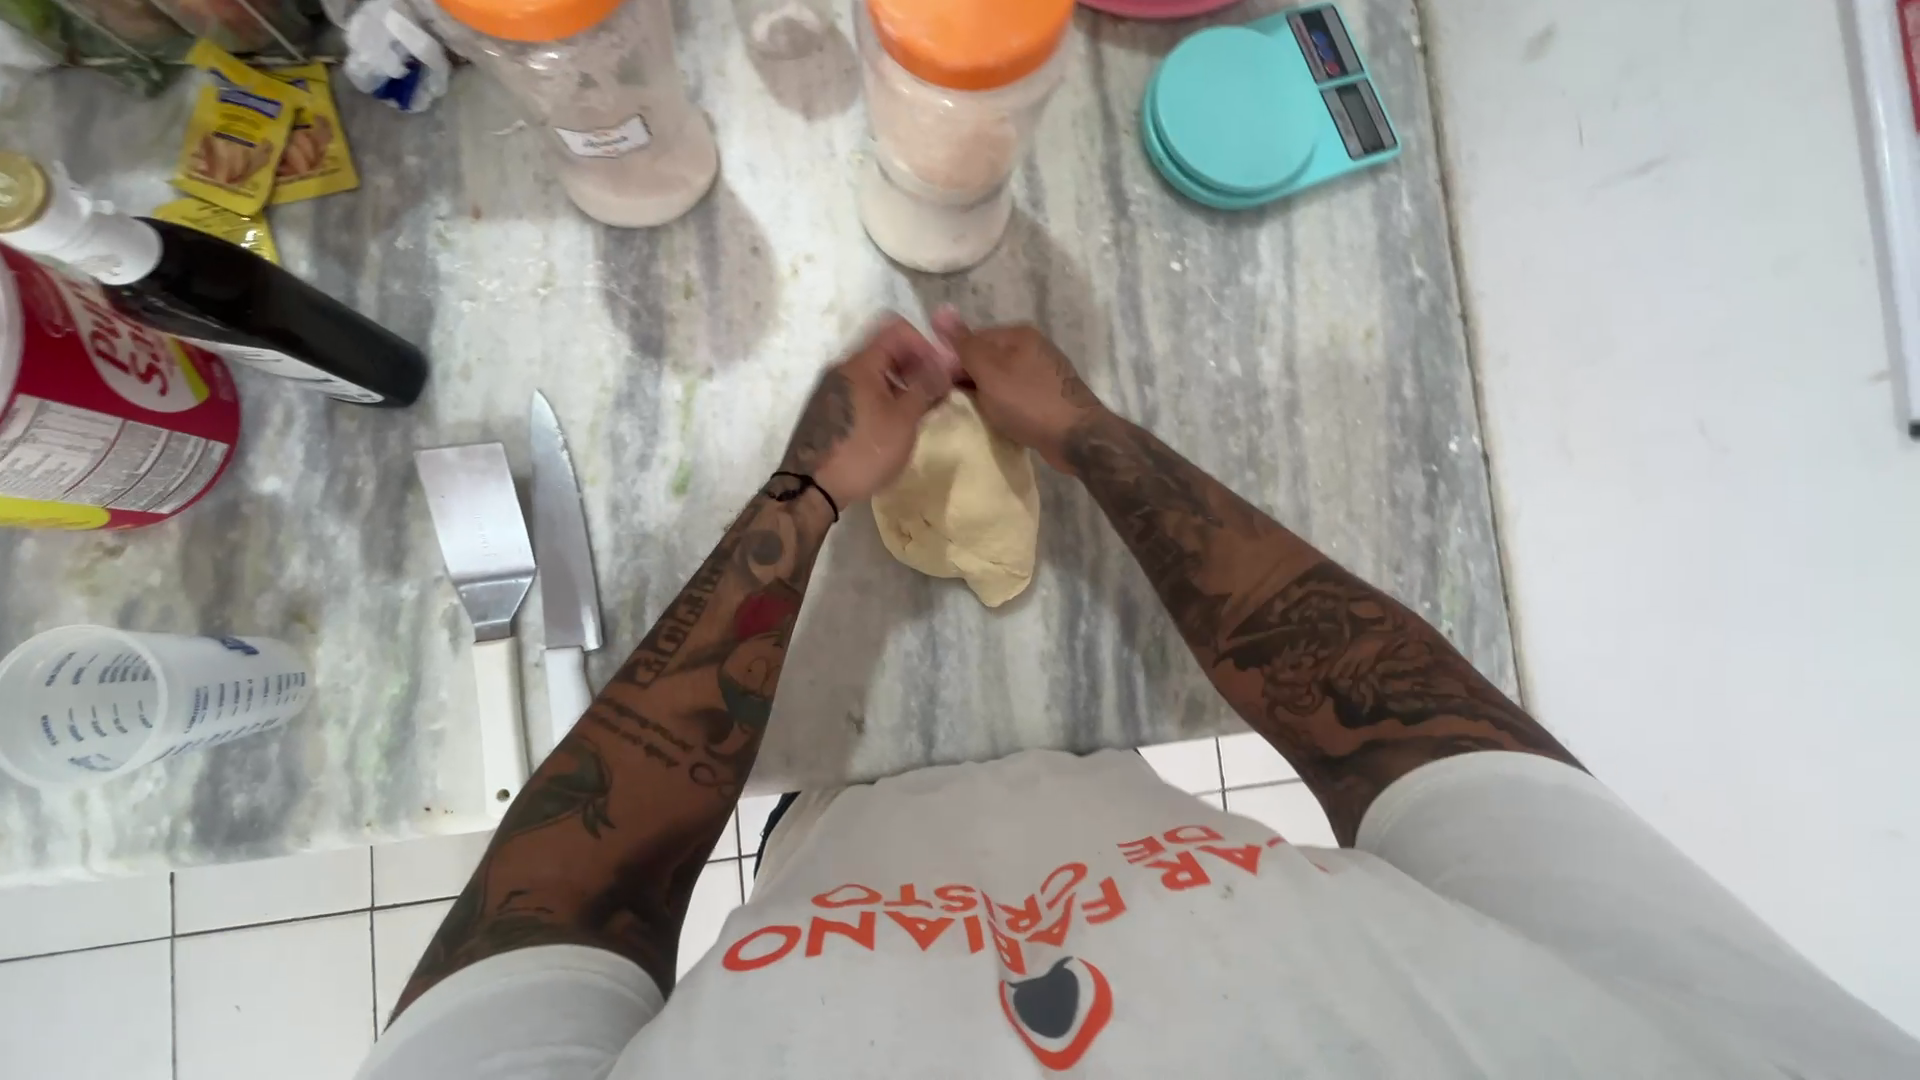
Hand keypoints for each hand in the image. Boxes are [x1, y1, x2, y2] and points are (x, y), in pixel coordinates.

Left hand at [779, 315, 958, 506]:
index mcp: (861, 364)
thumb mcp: (903, 420)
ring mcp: (834, 390)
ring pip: (876, 373)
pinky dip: (885, 398)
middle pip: (886, 350)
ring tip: (922, 410)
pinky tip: (897, 423)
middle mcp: (844, 369)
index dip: (925, 343)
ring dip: (902, 384)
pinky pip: (864, 391)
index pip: (897, 330)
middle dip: (916, 364)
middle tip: (938, 390)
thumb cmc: (864, 451)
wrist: (813, 488)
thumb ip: (925, 386)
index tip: (943, 369)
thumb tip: (946, 361)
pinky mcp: (830, 410)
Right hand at [932, 309, 1106, 470]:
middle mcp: (1033, 347)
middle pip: (988, 359)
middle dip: (970, 380)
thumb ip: (964, 344)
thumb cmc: (1028, 402)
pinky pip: (1017, 397)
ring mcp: (1044, 372)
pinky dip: (1005, 407)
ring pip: (1002, 380)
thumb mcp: (989, 371)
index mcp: (1018, 334)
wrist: (1076, 437)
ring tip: (977, 415)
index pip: (973, 339)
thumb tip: (939, 310)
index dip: (954, 362)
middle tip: (957, 404)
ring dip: (987, 396)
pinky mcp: (1050, 397)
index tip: (943, 387)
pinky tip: (1001, 421)